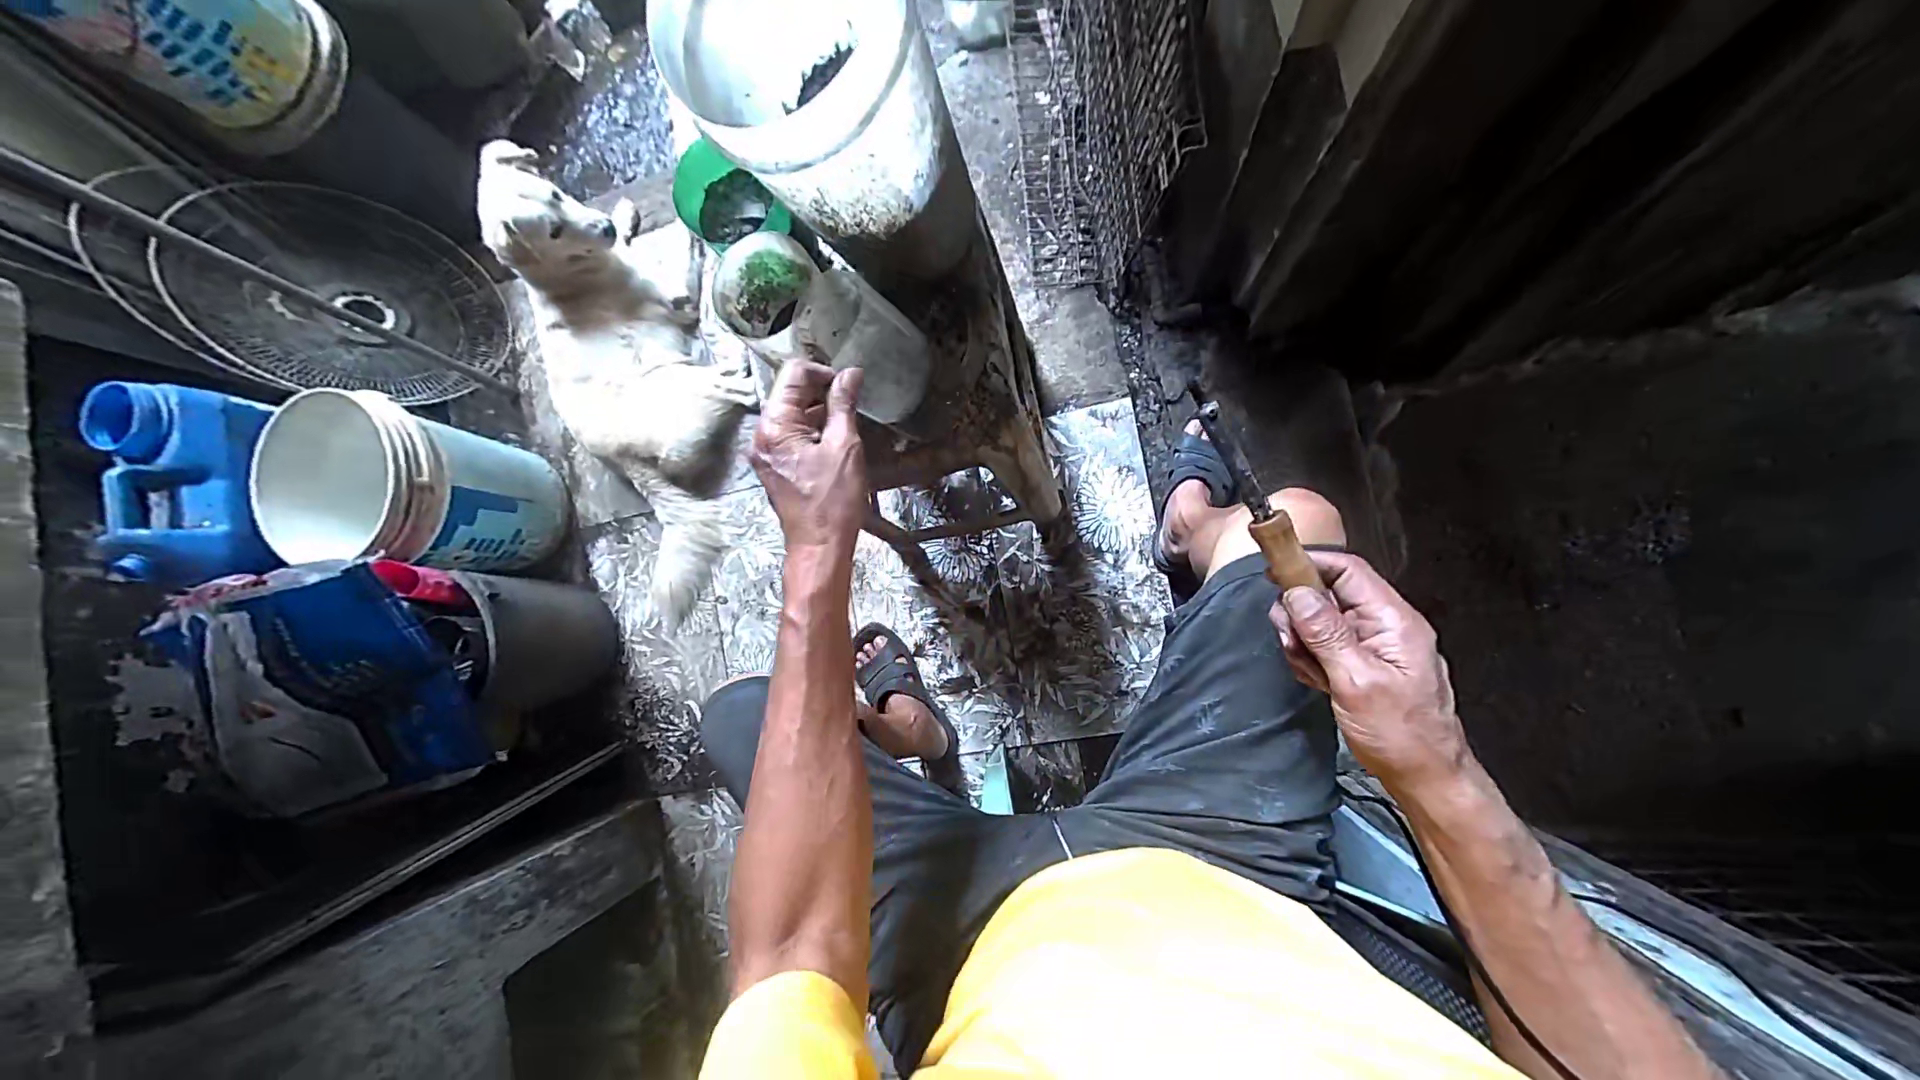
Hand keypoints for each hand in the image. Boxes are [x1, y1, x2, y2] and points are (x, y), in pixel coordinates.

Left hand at [750, 360, 867, 555]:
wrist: (819, 546)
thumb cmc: (833, 502)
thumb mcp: (845, 446)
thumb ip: (844, 404)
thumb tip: (851, 375)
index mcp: (774, 425)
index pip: (794, 373)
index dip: (824, 373)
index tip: (848, 387)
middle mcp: (762, 435)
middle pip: (790, 392)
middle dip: (822, 392)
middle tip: (852, 405)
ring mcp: (766, 452)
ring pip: (793, 414)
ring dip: (820, 413)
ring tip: (847, 427)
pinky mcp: (775, 466)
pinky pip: (793, 436)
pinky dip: (814, 432)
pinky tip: (835, 444)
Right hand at [1270, 551, 1471, 792]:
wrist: (1424, 777)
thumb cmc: (1401, 733)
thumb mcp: (1357, 681)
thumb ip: (1326, 633)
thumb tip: (1296, 592)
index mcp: (1392, 620)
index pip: (1347, 570)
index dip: (1309, 564)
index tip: (1273, 573)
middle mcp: (1381, 625)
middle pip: (1325, 594)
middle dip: (1299, 615)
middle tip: (1294, 644)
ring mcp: (1370, 644)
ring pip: (1317, 621)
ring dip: (1302, 642)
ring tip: (1312, 672)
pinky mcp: (1358, 661)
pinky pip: (1320, 645)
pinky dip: (1310, 659)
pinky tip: (1318, 682)